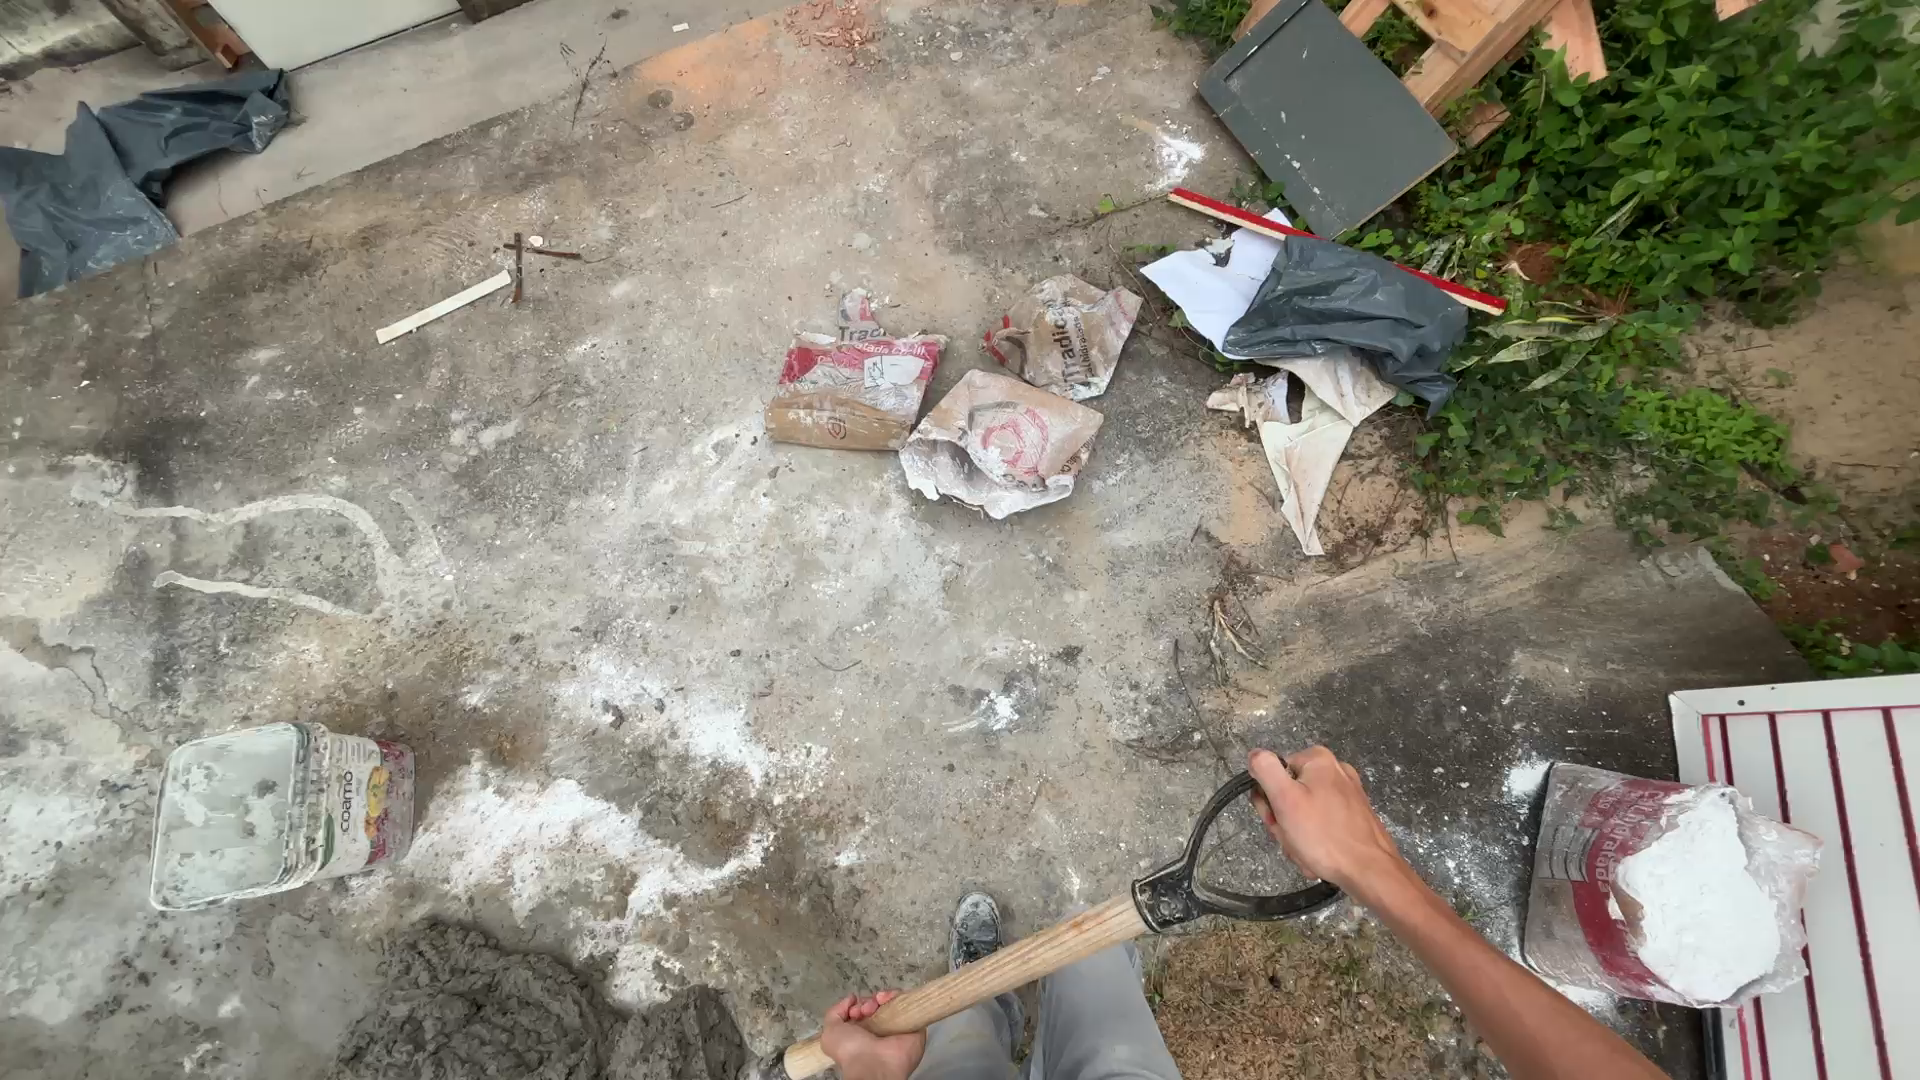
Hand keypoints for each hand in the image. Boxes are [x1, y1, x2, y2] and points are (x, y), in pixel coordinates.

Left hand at [819, 991, 924, 1079]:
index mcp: (863, 1035)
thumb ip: (835, 1013)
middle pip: (878, 1005)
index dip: (858, 1006)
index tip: (855, 1011)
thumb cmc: (851, 1052)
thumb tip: (851, 998)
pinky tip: (885, 1000)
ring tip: (874, 1006)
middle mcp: (881, 1030)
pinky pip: (906, 1001)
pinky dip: (895, 995)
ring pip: (892, 1002)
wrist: (874, 1066)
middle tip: (865, 1010)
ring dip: (880, 997)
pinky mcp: (913, 1023)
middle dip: (869, 1002)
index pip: (864, 1012)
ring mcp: (897, 1026)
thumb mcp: (830, 1033)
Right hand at [1248, 746, 1406, 898]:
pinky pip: (1323, 823)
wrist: (1372, 873)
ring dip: (1297, 834)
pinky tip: (1318, 855)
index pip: (1274, 773)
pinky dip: (1316, 839)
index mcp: (1318, 759)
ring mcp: (1349, 794)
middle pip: (1290, 791)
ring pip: (1305, 811)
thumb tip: (1255, 755)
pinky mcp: (1356, 816)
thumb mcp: (1284, 798)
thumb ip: (1265, 768)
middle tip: (1291, 838)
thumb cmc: (1324, 835)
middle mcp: (1336, 771)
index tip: (1276, 820)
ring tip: (1306, 852)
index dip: (1270, 799)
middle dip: (1284, 820)